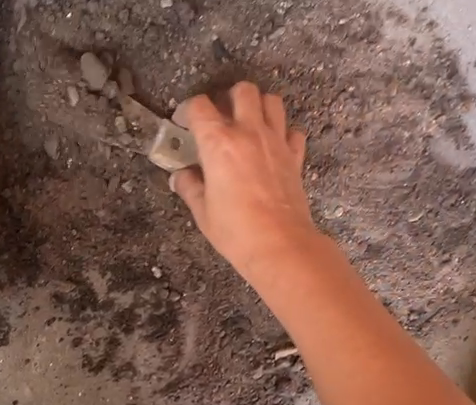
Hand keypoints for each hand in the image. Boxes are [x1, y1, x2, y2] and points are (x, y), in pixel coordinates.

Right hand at [170, 83, 321, 280]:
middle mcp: (249, 133)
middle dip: (229, 98)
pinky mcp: (294, 155)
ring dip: (258, 106)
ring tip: (248, 124)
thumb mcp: (203, 213)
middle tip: (221, 117)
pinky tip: (272, 147)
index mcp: (219, 144)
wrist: (278, 244)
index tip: (184, 122)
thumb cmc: (236, 231)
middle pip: (242, 90)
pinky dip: (283, 133)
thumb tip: (180, 177)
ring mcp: (275, 141)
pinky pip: (291, 130)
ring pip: (271, 100)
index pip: (200, 107)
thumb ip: (190, 188)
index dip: (189, 110)